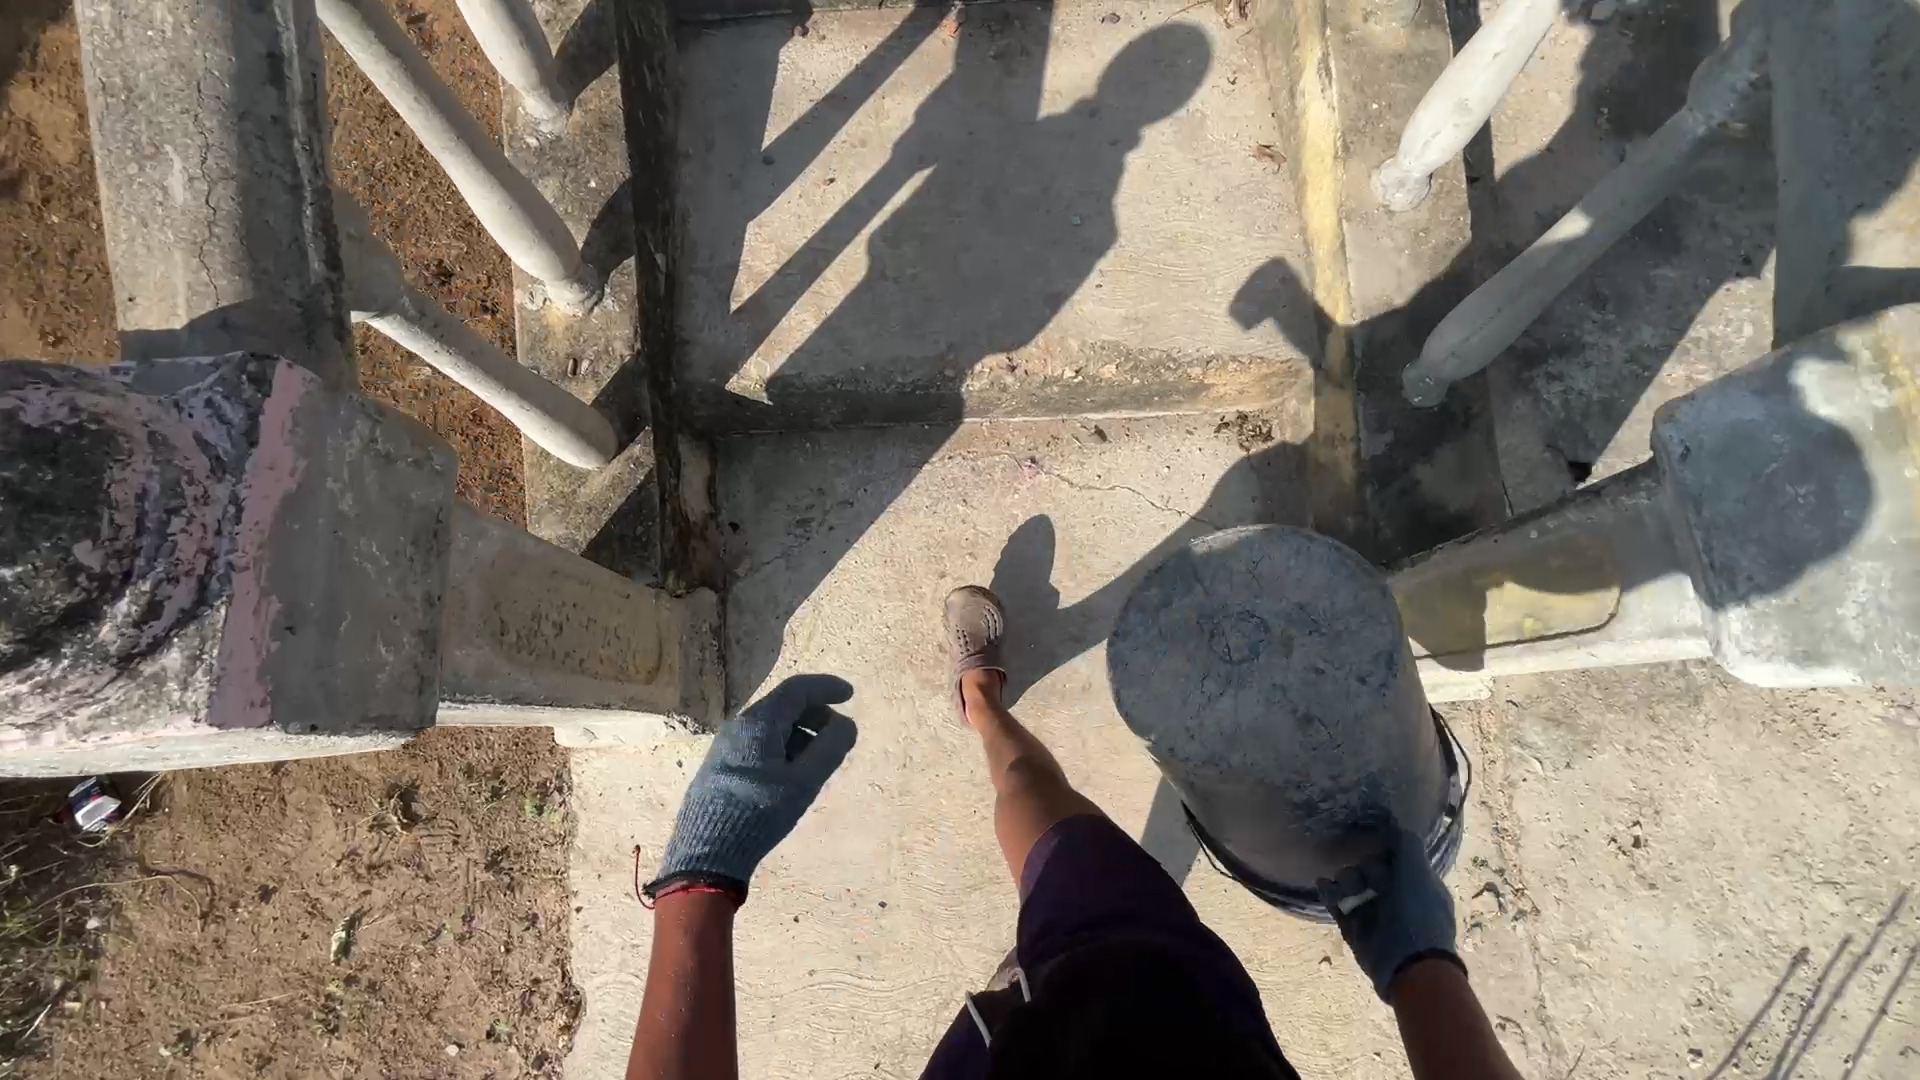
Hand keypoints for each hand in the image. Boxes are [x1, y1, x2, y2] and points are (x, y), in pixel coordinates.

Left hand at [648, 675, 857, 901]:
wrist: (705, 853)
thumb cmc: (759, 812)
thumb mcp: (804, 782)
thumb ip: (830, 748)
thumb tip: (846, 724)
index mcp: (759, 722)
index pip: (798, 689)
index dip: (827, 687)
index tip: (850, 695)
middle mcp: (740, 725)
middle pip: (785, 705)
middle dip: (816, 714)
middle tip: (838, 734)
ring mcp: (726, 745)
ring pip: (772, 725)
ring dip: (801, 733)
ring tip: (818, 761)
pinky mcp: (721, 765)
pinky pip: (760, 742)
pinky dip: (784, 746)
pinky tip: (792, 774)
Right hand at [1316, 826, 1460, 999]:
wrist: (1407, 965)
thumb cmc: (1416, 915)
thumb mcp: (1417, 874)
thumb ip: (1407, 845)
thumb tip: (1398, 820)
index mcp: (1417, 887)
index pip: (1397, 860)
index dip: (1385, 852)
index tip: (1375, 848)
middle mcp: (1397, 899)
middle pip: (1371, 870)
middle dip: (1364, 868)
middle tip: (1364, 876)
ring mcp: (1375, 914)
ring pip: (1353, 885)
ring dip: (1346, 879)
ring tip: (1343, 885)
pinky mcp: (1355, 928)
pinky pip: (1337, 903)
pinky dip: (1330, 892)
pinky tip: (1324, 884)